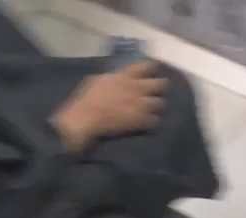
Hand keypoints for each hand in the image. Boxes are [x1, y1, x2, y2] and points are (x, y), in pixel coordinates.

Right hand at [52, 61, 167, 151]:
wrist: (84, 119)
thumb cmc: (86, 99)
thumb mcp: (98, 79)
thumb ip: (112, 78)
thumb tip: (116, 77)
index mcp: (126, 75)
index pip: (147, 66)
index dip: (152, 69)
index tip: (151, 73)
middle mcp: (136, 87)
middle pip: (160, 84)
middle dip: (159, 88)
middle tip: (155, 93)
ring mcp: (139, 105)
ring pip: (160, 103)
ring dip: (157, 107)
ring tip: (153, 110)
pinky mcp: (138, 122)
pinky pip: (155, 122)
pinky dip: (153, 123)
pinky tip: (149, 124)